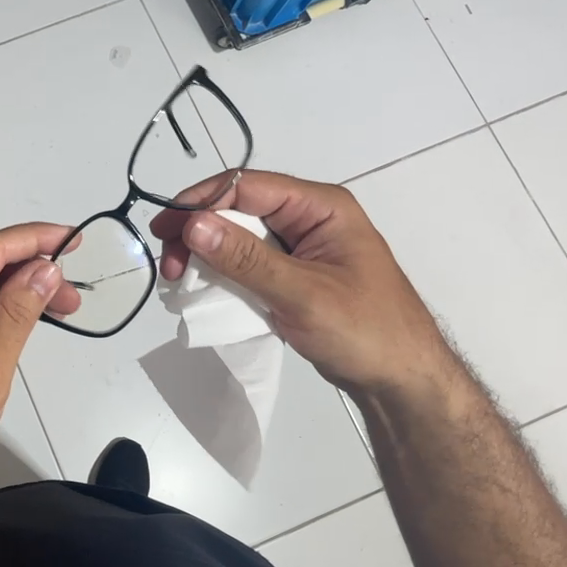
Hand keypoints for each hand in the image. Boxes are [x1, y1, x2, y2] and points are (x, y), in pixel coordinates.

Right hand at [149, 171, 462, 401]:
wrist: (402, 381)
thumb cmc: (365, 331)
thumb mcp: (302, 294)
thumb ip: (246, 259)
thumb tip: (192, 225)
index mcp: (320, 207)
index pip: (246, 186)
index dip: (200, 201)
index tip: (164, 229)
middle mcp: (307, 218)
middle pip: (237, 208)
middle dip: (197, 231)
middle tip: (168, 266)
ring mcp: (298, 247)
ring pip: (237, 236)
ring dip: (204, 254)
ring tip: (177, 280)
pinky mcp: (290, 274)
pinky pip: (246, 263)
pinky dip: (220, 273)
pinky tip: (201, 290)